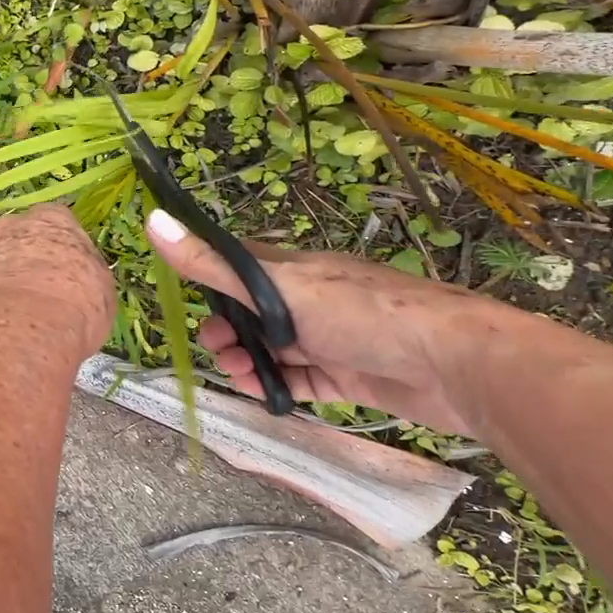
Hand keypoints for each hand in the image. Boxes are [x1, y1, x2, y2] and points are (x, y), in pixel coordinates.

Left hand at [0, 204, 116, 361]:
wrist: (19, 324)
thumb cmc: (73, 310)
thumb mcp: (99, 291)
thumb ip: (83, 271)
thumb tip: (75, 275)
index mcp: (55, 222)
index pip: (55, 220)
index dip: (56, 245)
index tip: (59, 266)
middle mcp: (14, 221)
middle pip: (18, 233)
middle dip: (21, 255)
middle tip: (29, 288)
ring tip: (1, 302)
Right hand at [145, 209, 500, 434]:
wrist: (460, 367)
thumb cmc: (362, 313)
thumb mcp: (274, 285)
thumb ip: (210, 263)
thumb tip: (151, 218)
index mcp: (292, 271)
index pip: (237, 269)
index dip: (208, 284)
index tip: (190, 304)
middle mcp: (308, 302)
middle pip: (250, 314)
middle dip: (224, 331)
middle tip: (216, 349)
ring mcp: (329, 340)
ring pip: (270, 349)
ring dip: (246, 361)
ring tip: (239, 376)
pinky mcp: (347, 377)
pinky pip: (298, 381)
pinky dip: (276, 386)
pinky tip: (265, 394)